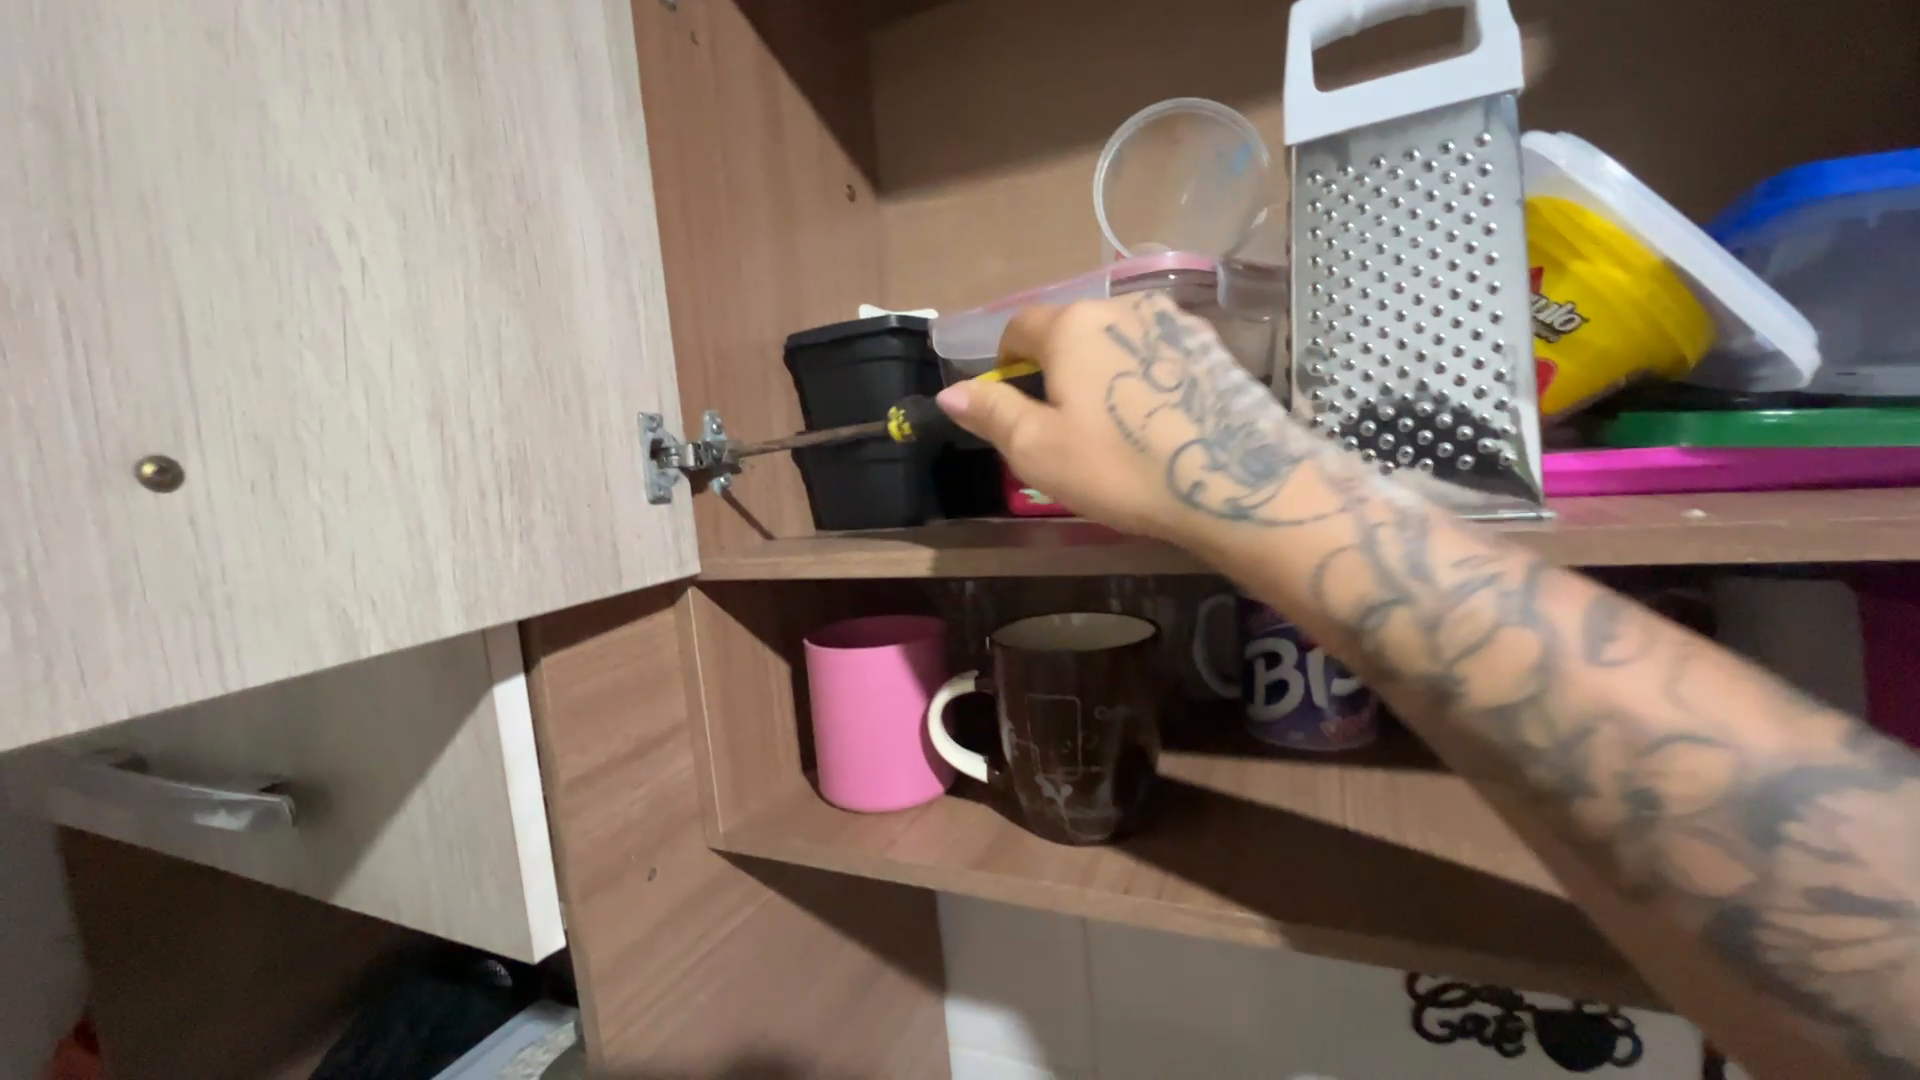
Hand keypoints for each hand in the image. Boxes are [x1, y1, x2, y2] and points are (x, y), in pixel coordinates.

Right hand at [935, 291, 1326, 545]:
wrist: (1232, 484)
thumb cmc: (1119, 467)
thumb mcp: (1038, 450)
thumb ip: (992, 413)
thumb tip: (951, 393)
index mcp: (1073, 325)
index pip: (1019, 327)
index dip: (1006, 364)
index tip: (1014, 404)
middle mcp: (1123, 307)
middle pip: (1070, 332)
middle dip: (1057, 371)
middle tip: (1066, 429)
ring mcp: (1174, 324)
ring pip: (1116, 343)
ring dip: (1102, 374)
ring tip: (1115, 429)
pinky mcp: (1211, 350)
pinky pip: (1155, 357)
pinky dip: (1142, 380)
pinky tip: (1154, 424)